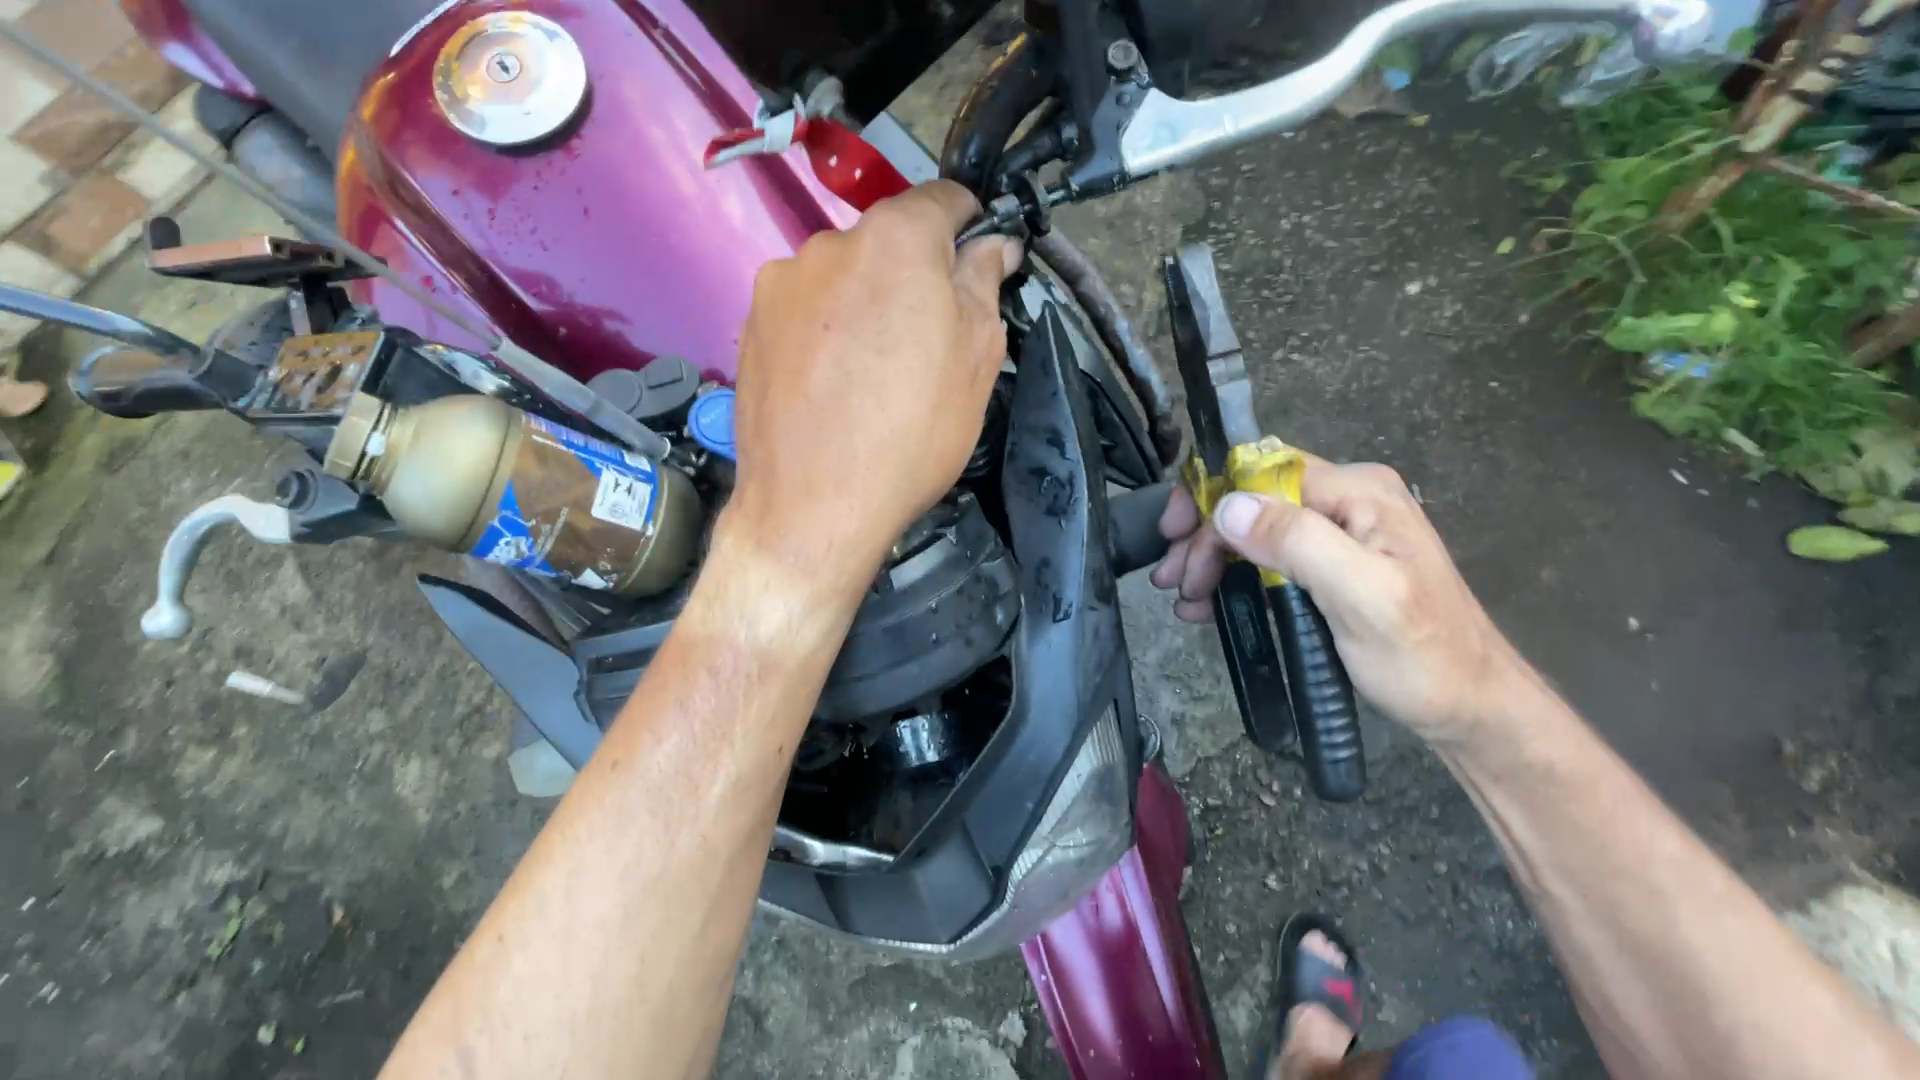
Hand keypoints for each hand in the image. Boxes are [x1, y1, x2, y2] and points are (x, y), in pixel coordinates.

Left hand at [726, 181, 1021, 578]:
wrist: (812, 507)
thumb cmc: (910, 434)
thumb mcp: (976, 359)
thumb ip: (984, 283)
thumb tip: (992, 244)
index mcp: (894, 240)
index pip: (942, 198)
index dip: (969, 223)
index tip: (978, 256)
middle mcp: (828, 244)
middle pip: (887, 242)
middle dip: (913, 275)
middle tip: (928, 339)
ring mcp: (780, 284)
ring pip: (842, 277)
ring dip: (865, 303)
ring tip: (873, 372)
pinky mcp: (751, 324)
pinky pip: (805, 309)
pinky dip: (826, 328)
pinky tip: (834, 382)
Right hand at [1151, 459, 1525, 742]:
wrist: (1469, 706)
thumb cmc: (1422, 657)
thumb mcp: (1362, 597)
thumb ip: (1298, 543)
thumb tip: (1228, 506)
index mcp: (1358, 492)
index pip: (1262, 471)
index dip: (1211, 498)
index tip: (1174, 537)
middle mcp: (1348, 500)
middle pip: (1253, 499)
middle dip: (1205, 536)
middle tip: (1174, 580)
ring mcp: (1341, 532)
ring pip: (1255, 528)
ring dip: (1212, 558)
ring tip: (1184, 597)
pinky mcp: (1332, 564)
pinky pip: (1270, 555)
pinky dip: (1234, 576)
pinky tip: (1211, 602)